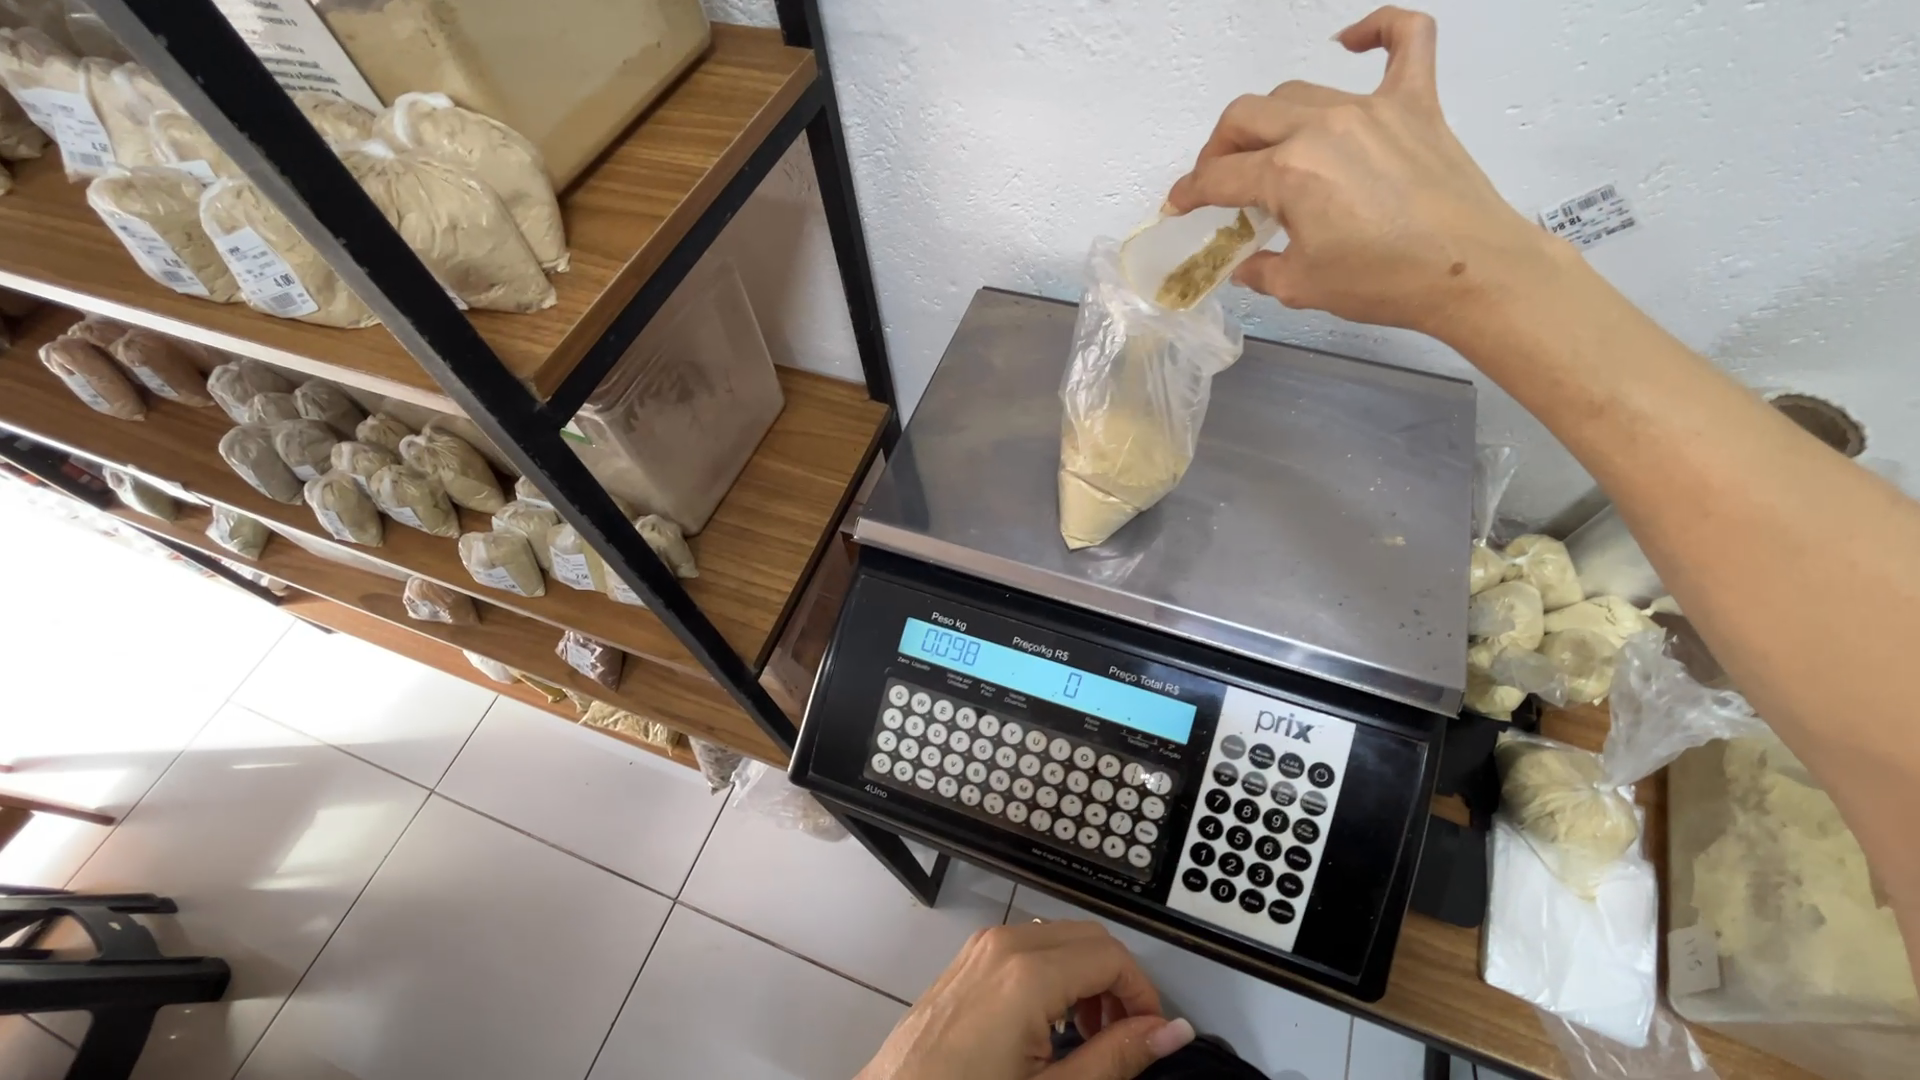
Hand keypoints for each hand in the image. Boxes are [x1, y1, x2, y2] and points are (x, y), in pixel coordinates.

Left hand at [856, 921, 1195, 1079]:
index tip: (1153, 1035)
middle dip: (1118, 983)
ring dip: (1088, 976)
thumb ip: (1117, 1057)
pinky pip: (1029, 945)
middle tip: (1126, 1038)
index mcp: (1027, 974)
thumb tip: (1171, 1032)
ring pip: (1061, 937)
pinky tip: (1053, 1022)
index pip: (1112, 957)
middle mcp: (1005, 944)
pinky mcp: (969, 957)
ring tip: (1091, 1036)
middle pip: (1090, 937)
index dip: (1144, 995)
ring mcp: (982, 946)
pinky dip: (1056, 971)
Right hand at [1166, 6, 1553, 341]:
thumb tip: (1248, 264)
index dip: (1189, 193)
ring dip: (1270, 118)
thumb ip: (1262, 269)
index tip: (1176, 205)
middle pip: (1246, 117)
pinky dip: (1378, 30)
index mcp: (1288, 173)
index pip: (1219, 177)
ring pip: (1298, 91)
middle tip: (1218, 178)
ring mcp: (1371, 107)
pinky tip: (1351, 43)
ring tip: (1269, 147)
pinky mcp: (1416, 101)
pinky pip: (1405, 39)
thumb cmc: (1380, 282)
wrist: (1468, 272)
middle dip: (1218, 148)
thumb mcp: (1301, 286)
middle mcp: (1321, 128)